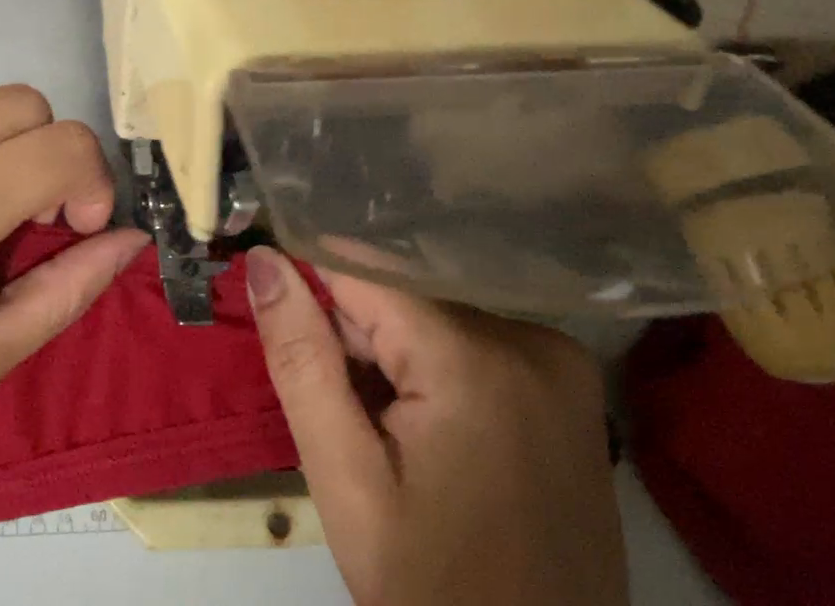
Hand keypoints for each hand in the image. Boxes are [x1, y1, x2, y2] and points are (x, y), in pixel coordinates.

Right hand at [244, 247, 626, 605]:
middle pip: (404, 296)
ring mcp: (562, 365)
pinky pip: (475, 344)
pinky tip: (427, 435)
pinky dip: (433, 369)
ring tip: (387, 434)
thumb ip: (301, 358)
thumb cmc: (430, 582)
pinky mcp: (571, 389)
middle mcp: (532, 341)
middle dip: (354, 334)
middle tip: (343, 415)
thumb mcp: (345, 478)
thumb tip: (263, 260)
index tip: (278, 320)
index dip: (310, 287)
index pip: (364, 273)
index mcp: (475, 358)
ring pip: (436, 317)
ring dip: (392, 354)